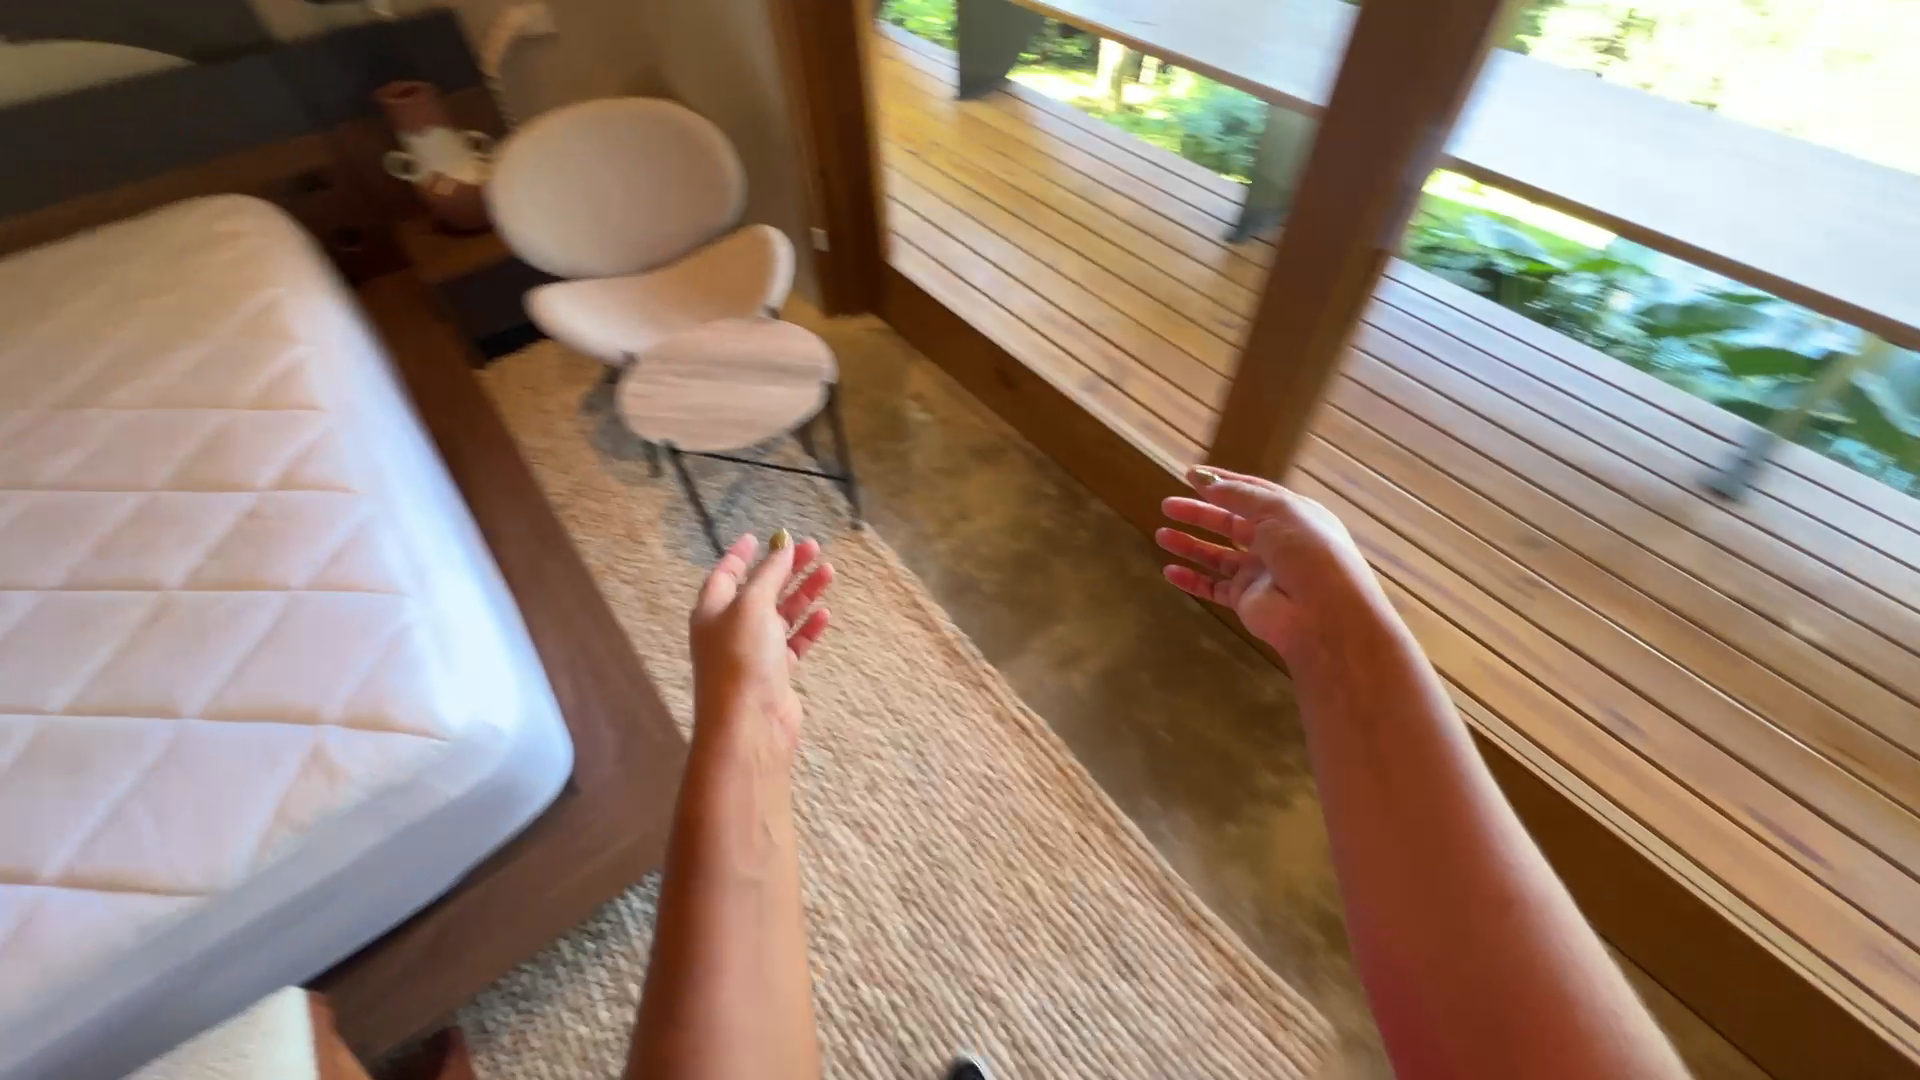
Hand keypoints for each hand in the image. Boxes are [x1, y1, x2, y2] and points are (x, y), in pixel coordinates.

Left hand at [689, 531, 833, 752]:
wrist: (750, 723)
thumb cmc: (742, 658)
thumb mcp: (753, 605)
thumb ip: (769, 573)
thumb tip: (782, 545)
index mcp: (713, 610)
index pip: (726, 573)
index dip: (742, 554)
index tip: (760, 536)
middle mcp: (730, 629)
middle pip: (761, 590)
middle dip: (785, 568)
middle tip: (813, 548)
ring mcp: (754, 653)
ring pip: (781, 614)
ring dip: (804, 593)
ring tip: (829, 572)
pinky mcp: (775, 673)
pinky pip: (794, 642)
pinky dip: (808, 627)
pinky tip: (825, 614)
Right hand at [1156, 466, 1382, 660]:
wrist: (1323, 614)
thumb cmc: (1308, 552)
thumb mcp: (1278, 510)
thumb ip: (1239, 495)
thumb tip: (1206, 479)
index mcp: (1292, 516)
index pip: (1252, 494)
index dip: (1222, 483)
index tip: (1190, 475)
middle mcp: (1276, 542)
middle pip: (1229, 523)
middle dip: (1198, 513)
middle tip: (1168, 505)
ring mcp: (1259, 573)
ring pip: (1217, 555)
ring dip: (1189, 544)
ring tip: (1160, 534)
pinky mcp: (1245, 600)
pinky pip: (1212, 587)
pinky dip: (1191, 579)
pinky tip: (1169, 570)